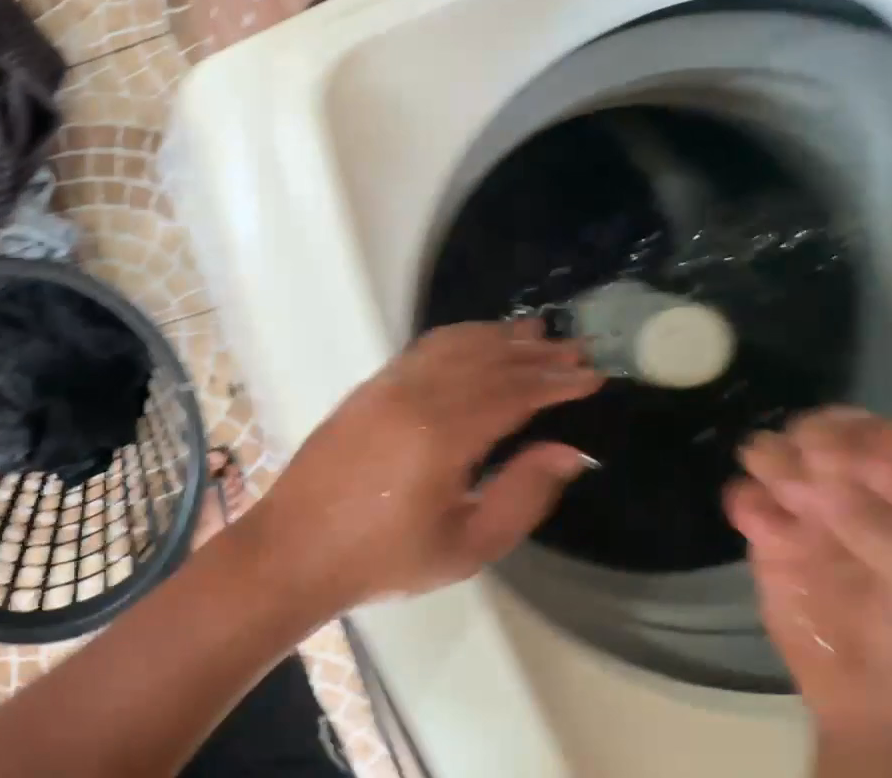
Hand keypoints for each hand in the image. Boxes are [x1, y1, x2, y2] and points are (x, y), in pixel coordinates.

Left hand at [248, 320, 602, 614]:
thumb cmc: (385, 558)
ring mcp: (379, 389)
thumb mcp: (468, 545)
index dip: (555, 382)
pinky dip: (451, 341)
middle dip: (532, 354)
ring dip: (492, 338)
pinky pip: (415, 353)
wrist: (297, 546)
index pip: (511, 392)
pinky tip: (472, 345)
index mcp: (439, 435)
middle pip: (481, 361)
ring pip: (445, 347)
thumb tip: (569, 451)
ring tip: (534, 334)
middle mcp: (409, 398)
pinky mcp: (361, 392)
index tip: (594, 376)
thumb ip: (523, 494)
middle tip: (577, 350)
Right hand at [729, 410, 891, 772]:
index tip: (869, 462)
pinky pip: (750, 500)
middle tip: (812, 459)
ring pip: (796, 455)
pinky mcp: (779, 541)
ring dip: (780, 457)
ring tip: (782, 488)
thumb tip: (826, 483)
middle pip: (857, 439)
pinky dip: (747, 499)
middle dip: (829, 438)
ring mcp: (834, 521)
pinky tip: (757, 519)